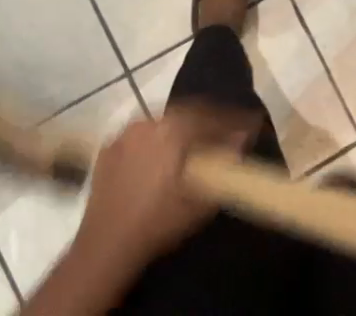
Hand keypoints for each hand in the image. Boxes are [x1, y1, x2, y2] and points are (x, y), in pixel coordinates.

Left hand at [72, 108, 258, 268]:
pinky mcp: (108, 147)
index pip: (211, 115)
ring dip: (177, 130)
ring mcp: (124, 132)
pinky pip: (138, 137)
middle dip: (205, 121)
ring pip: (160, 123)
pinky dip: (153, 142)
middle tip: (221, 133)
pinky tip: (157, 159)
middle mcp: (149, 121)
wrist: (106, 243)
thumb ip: (224, 163)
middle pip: (185, 113)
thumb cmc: (158, 221)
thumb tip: (242, 138)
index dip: (232, 119)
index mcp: (173, 129)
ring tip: (189, 146)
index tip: (249, 124)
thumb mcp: (200, 199)